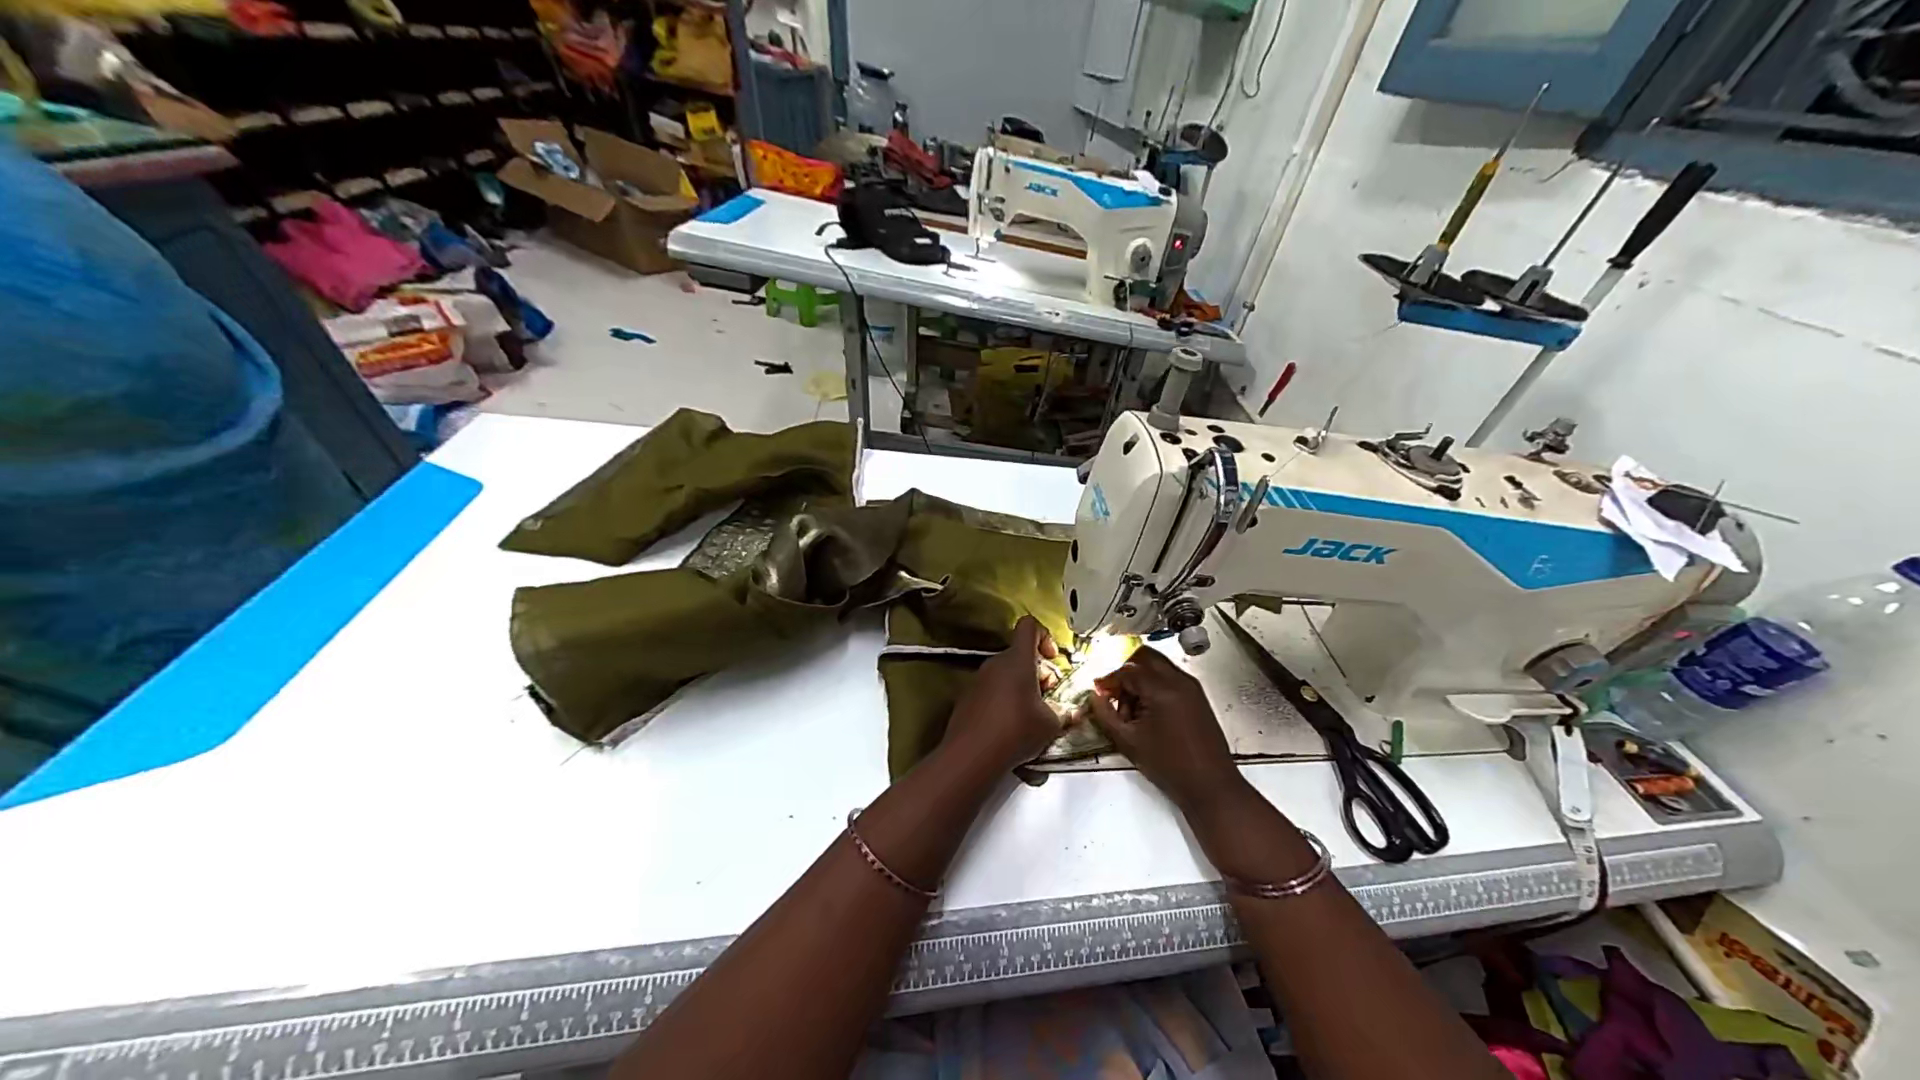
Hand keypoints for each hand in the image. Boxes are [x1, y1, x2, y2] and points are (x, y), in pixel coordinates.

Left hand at [942, 616, 1064, 773]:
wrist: (970, 756)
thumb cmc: (1016, 730)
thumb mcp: (1051, 724)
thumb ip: (1062, 712)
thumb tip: (1067, 711)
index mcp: (1017, 660)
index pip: (1029, 626)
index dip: (1045, 636)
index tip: (1053, 659)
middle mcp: (995, 663)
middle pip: (1020, 655)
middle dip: (1038, 673)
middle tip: (1048, 699)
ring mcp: (977, 680)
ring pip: (1006, 674)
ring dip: (1022, 688)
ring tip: (1032, 717)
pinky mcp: (967, 698)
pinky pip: (992, 690)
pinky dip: (1005, 701)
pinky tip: (1010, 728)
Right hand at [1082, 646, 1244, 812]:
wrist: (1210, 786)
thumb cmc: (1171, 767)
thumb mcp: (1128, 742)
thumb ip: (1106, 715)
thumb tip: (1095, 698)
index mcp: (1162, 690)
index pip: (1127, 670)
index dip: (1108, 679)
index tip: (1098, 691)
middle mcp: (1180, 682)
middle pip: (1145, 657)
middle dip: (1125, 671)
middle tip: (1113, 692)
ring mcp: (1192, 688)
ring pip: (1158, 667)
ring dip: (1140, 679)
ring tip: (1130, 709)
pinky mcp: (1198, 698)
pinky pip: (1170, 679)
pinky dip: (1154, 686)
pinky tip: (1147, 713)